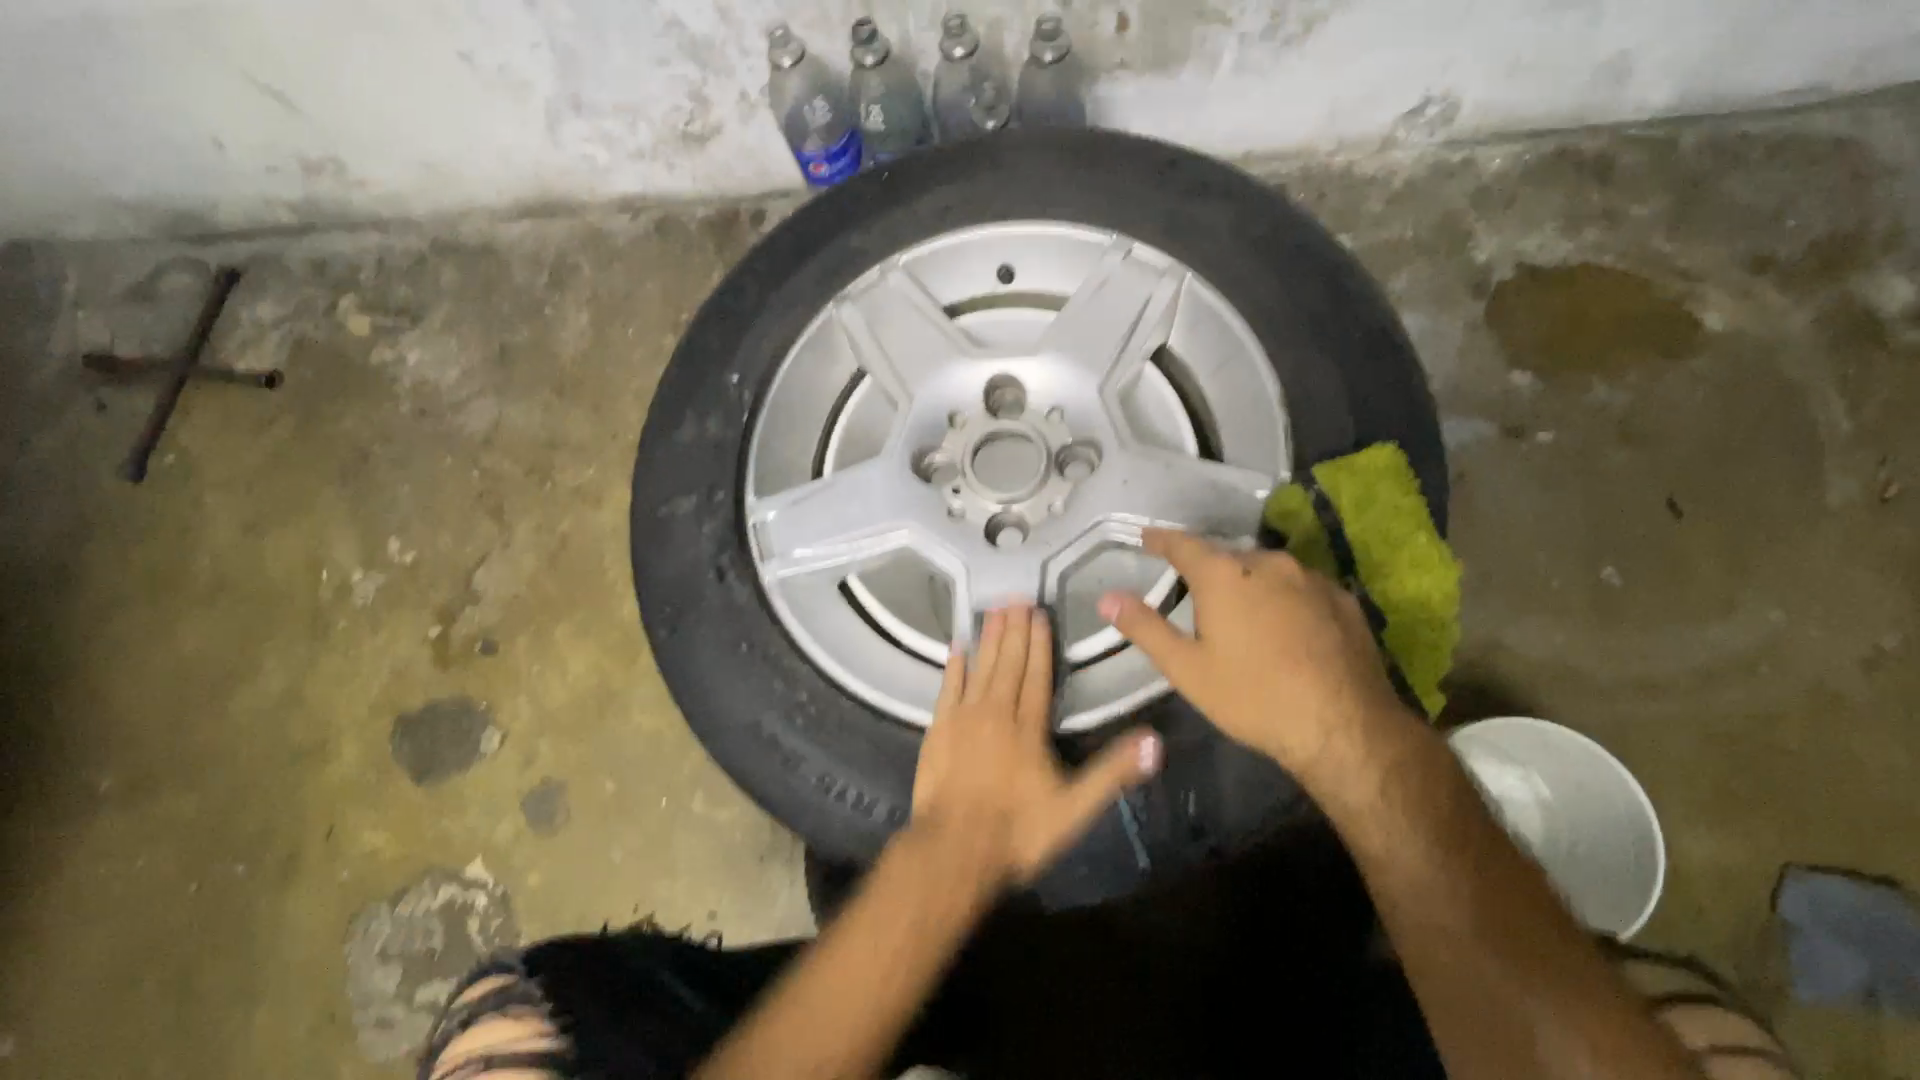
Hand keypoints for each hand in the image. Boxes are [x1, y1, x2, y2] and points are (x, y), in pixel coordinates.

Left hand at [911, 604, 1162, 886]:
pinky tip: (956, 647)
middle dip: (1013, 630)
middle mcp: (995, 713)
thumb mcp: (1075, 809)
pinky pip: (947, 689)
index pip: (1037, 675)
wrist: (953, 851)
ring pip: (979, 669)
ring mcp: (962, 720)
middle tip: (1015, 597)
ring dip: (987, 639)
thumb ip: (1113, 772)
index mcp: (1028, 728)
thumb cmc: (1018, 831)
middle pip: (1007, 664)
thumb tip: (1155, 741)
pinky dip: (954, 667)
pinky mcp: (937, 732)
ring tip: (993, 610)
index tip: (1039, 612)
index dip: (1039, 643)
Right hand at [1097, 528, 1408, 778]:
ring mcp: (1310, 578)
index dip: (1161, 540)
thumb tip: (1107, 597)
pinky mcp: (1342, 598)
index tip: (1145, 537)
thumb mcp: (1186, 669)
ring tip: (1241, 611)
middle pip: (1227, 556)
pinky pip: (1301, 587)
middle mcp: (1267, 563)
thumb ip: (1145, 628)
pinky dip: (1284, 598)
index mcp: (1223, 574)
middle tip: (1194, 592)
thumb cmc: (1252, 697)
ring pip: (1267, 570)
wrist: (1343, 725)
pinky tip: (1285, 627)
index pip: (1183, 544)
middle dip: (1208, 569)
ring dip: (1249, 583)